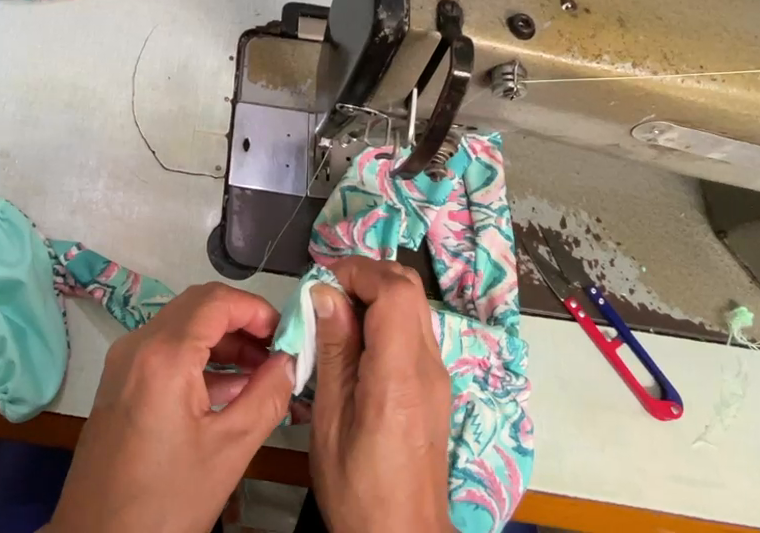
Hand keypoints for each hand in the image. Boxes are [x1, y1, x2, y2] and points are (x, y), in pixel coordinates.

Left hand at [48, 283, 295, 532]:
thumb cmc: (166, 499)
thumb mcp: (229, 450)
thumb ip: (267, 397)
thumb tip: (290, 362)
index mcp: (164, 354)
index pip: (217, 301)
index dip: (257, 310)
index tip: (288, 335)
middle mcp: (138, 344)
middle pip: (198, 306)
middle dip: (242, 322)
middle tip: (277, 352)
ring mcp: (124, 361)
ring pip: (181, 326)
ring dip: (222, 340)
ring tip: (263, 373)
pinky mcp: (120, 381)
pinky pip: (165, 350)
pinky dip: (199, 358)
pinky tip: (231, 388)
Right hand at [309, 257, 453, 532]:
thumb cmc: (358, 488)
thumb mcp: (330, 419)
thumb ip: (333, 350)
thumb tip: (325, 293)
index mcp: (399, 374)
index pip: (394, 289)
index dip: (357, 270)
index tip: (322, 280)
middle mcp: (428, 367)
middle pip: (409, 288)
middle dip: (366, 274)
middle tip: (326, 290)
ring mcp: (438, 377)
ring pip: (414, 306)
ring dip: (375, 294)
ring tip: (335, 314)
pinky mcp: (435, 388)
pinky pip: (413, 331)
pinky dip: (384, 318)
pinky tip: (354, 342)